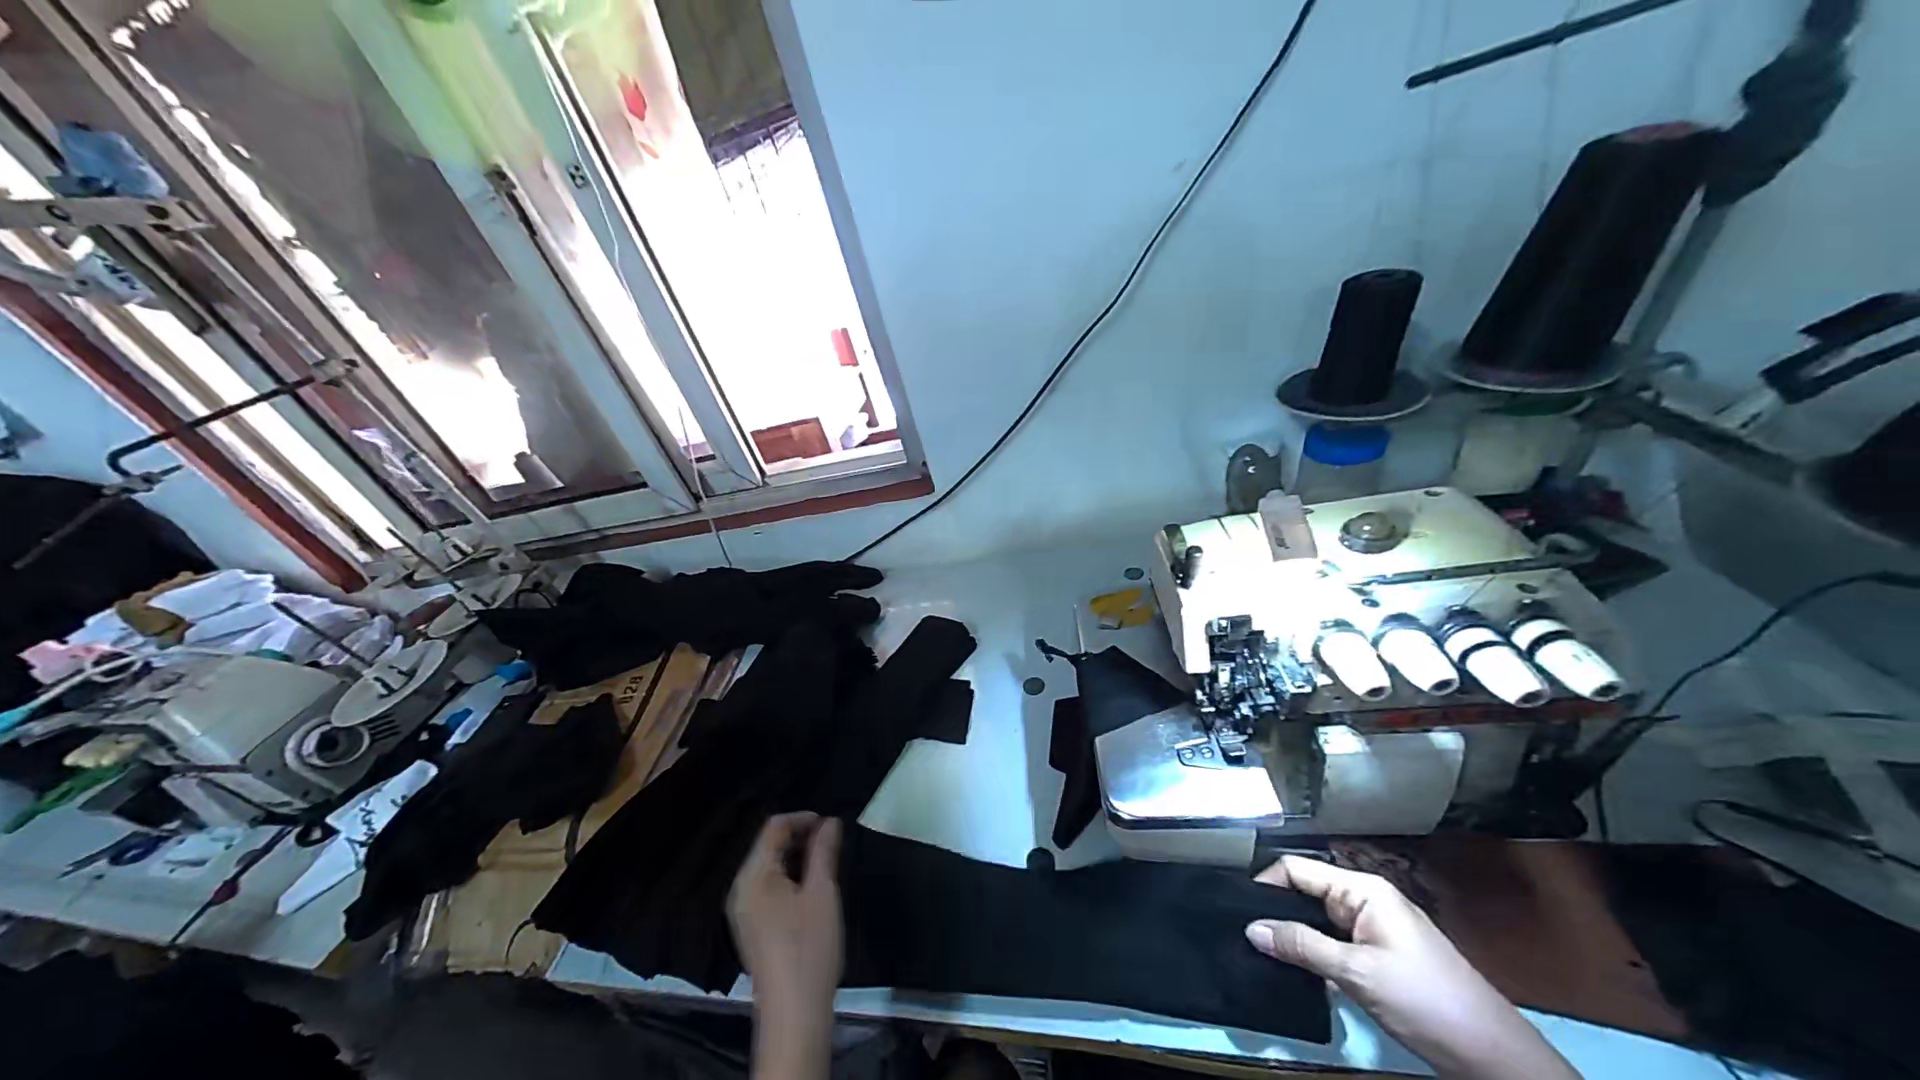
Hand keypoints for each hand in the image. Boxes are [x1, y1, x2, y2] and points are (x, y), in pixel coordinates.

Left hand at [728, 813, 843, 1016]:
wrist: (794, 1012)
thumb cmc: (810, 947)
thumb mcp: (822, 892)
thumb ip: (824, 851)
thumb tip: (830, 821)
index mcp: (753, 876)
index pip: (773, 828)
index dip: (802, 818)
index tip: (831, 823)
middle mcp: (740, 889)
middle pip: (767, 846)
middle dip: (799, 836)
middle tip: (832, 840)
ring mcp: (742, 910)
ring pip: (768, 867)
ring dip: (795, 856)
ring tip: (826, 861)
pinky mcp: (750, 927)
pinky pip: (766, 887)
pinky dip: (788, 877)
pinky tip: (810, 888)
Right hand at [1246, 856, 1579, 1079]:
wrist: (1492, 1054)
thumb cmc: (1424, 1000)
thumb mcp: (1356, 972)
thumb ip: (1302, 946)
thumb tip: (1250, 928)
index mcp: (1363, 890)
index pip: (1297, 869)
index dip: (1264, 884)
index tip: (1236, 907)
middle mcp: (1366, 901)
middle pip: (1305, 893)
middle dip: (1276, 912)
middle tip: (1243, 934)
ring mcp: (1374, 930)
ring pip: (1317, 922)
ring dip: (1294, 937)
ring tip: (1260, 953)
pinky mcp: (1378, 958)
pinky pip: (1333, 945)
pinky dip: (1313, 955)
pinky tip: (1295, 972)